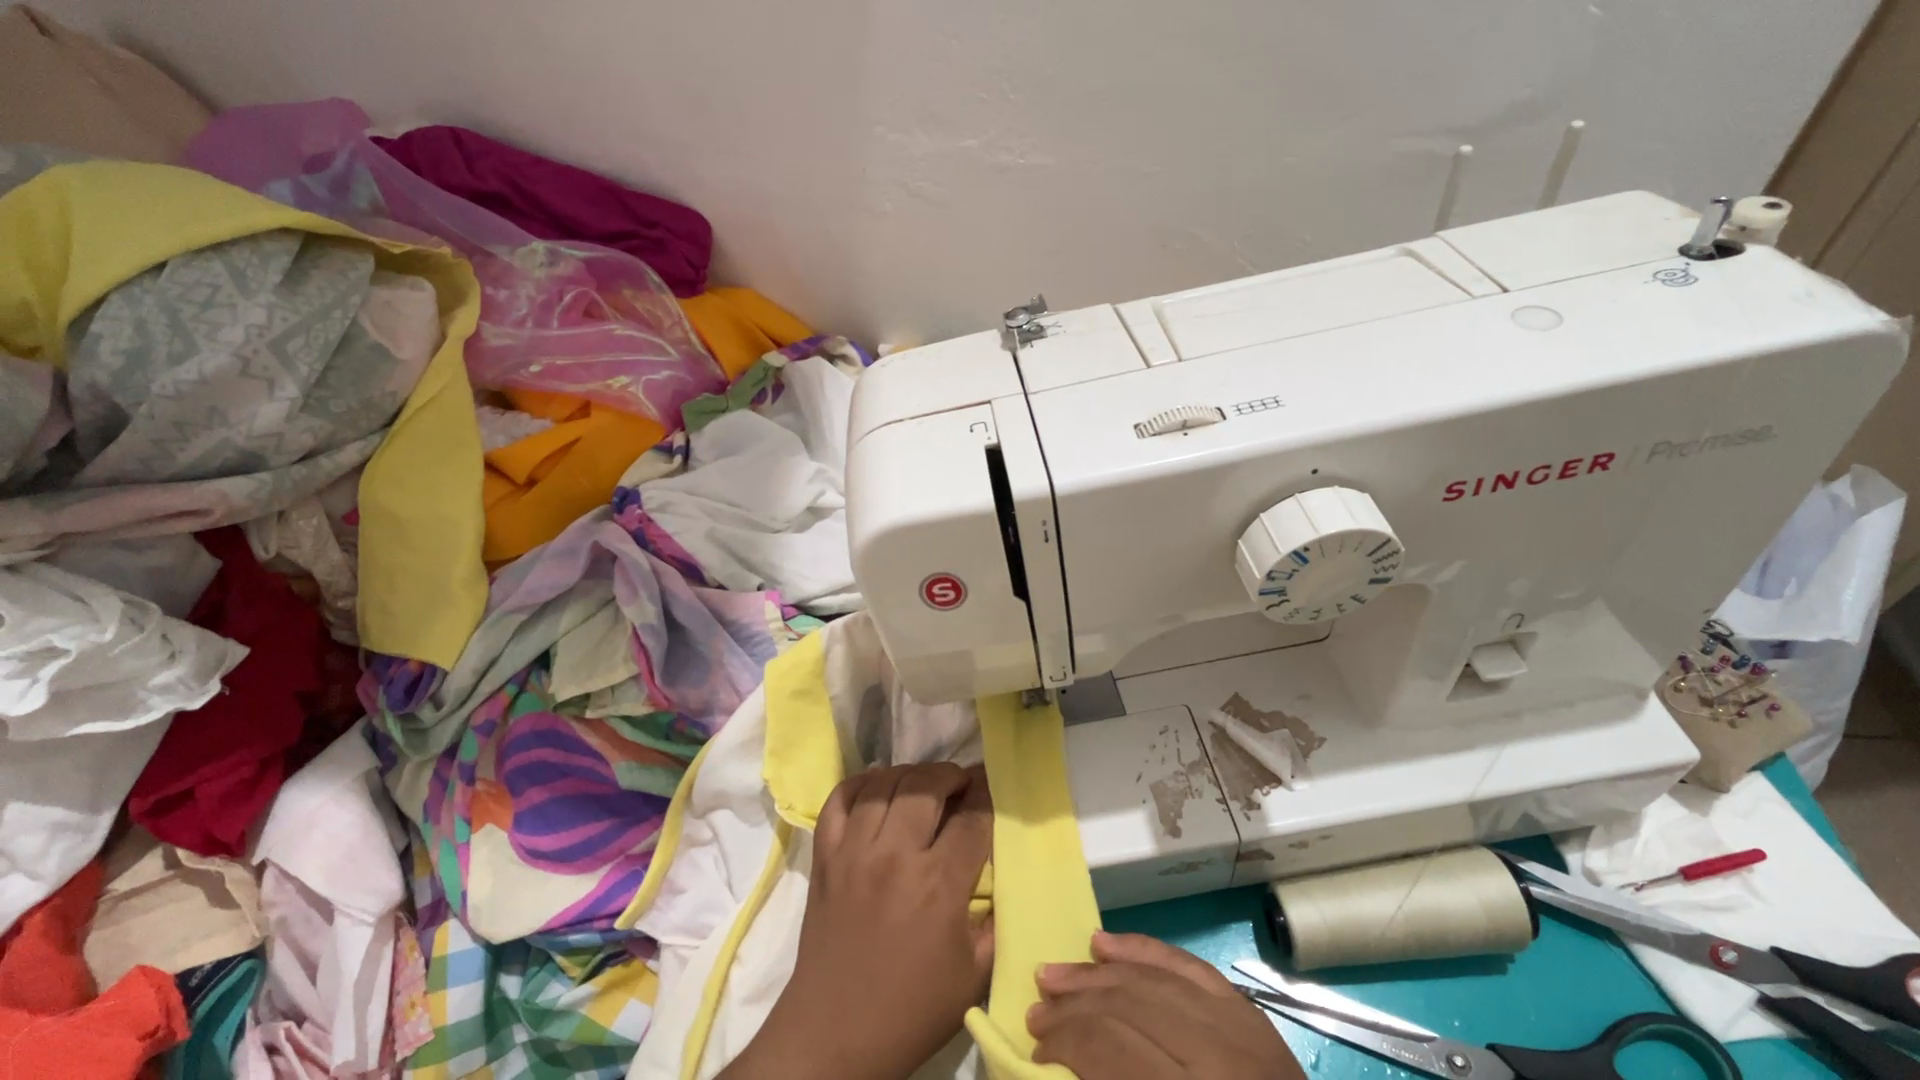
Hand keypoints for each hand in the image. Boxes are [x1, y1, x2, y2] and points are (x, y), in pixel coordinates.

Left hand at [723, 763, 993, 1079]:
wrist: (835, 1032)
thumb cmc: (912, 1008)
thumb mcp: (975, 974)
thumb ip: (996, 919)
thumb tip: (1006, 877)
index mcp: (939, 884)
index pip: (972, 817)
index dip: (988, 795)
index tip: (994, 785)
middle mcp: (895, 856)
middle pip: (926, 786)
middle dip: (951, 776)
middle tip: (962, 784)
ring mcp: (853, 852)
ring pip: (883, 784)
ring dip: (910, 775)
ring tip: (925, 785)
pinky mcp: (824, 858)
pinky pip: (839, 800)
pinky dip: (860, 784)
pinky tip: (878, 787)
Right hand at [1030, 931, 1305, 1079]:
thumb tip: (1048, 1071)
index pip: (1109, 1046)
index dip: (1064, 1041)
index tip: (1034, 1051)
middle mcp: (1222, 1062)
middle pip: (1129, 1004)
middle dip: (1073, 1004)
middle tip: (1037, 1012)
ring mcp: (1245, 1035)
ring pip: (1156, 979)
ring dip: (1098, 972)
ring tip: (1056, 974)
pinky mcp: (1255, 1021)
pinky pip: (1192, 969)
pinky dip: (1147, 952)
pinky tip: (1109, 946)